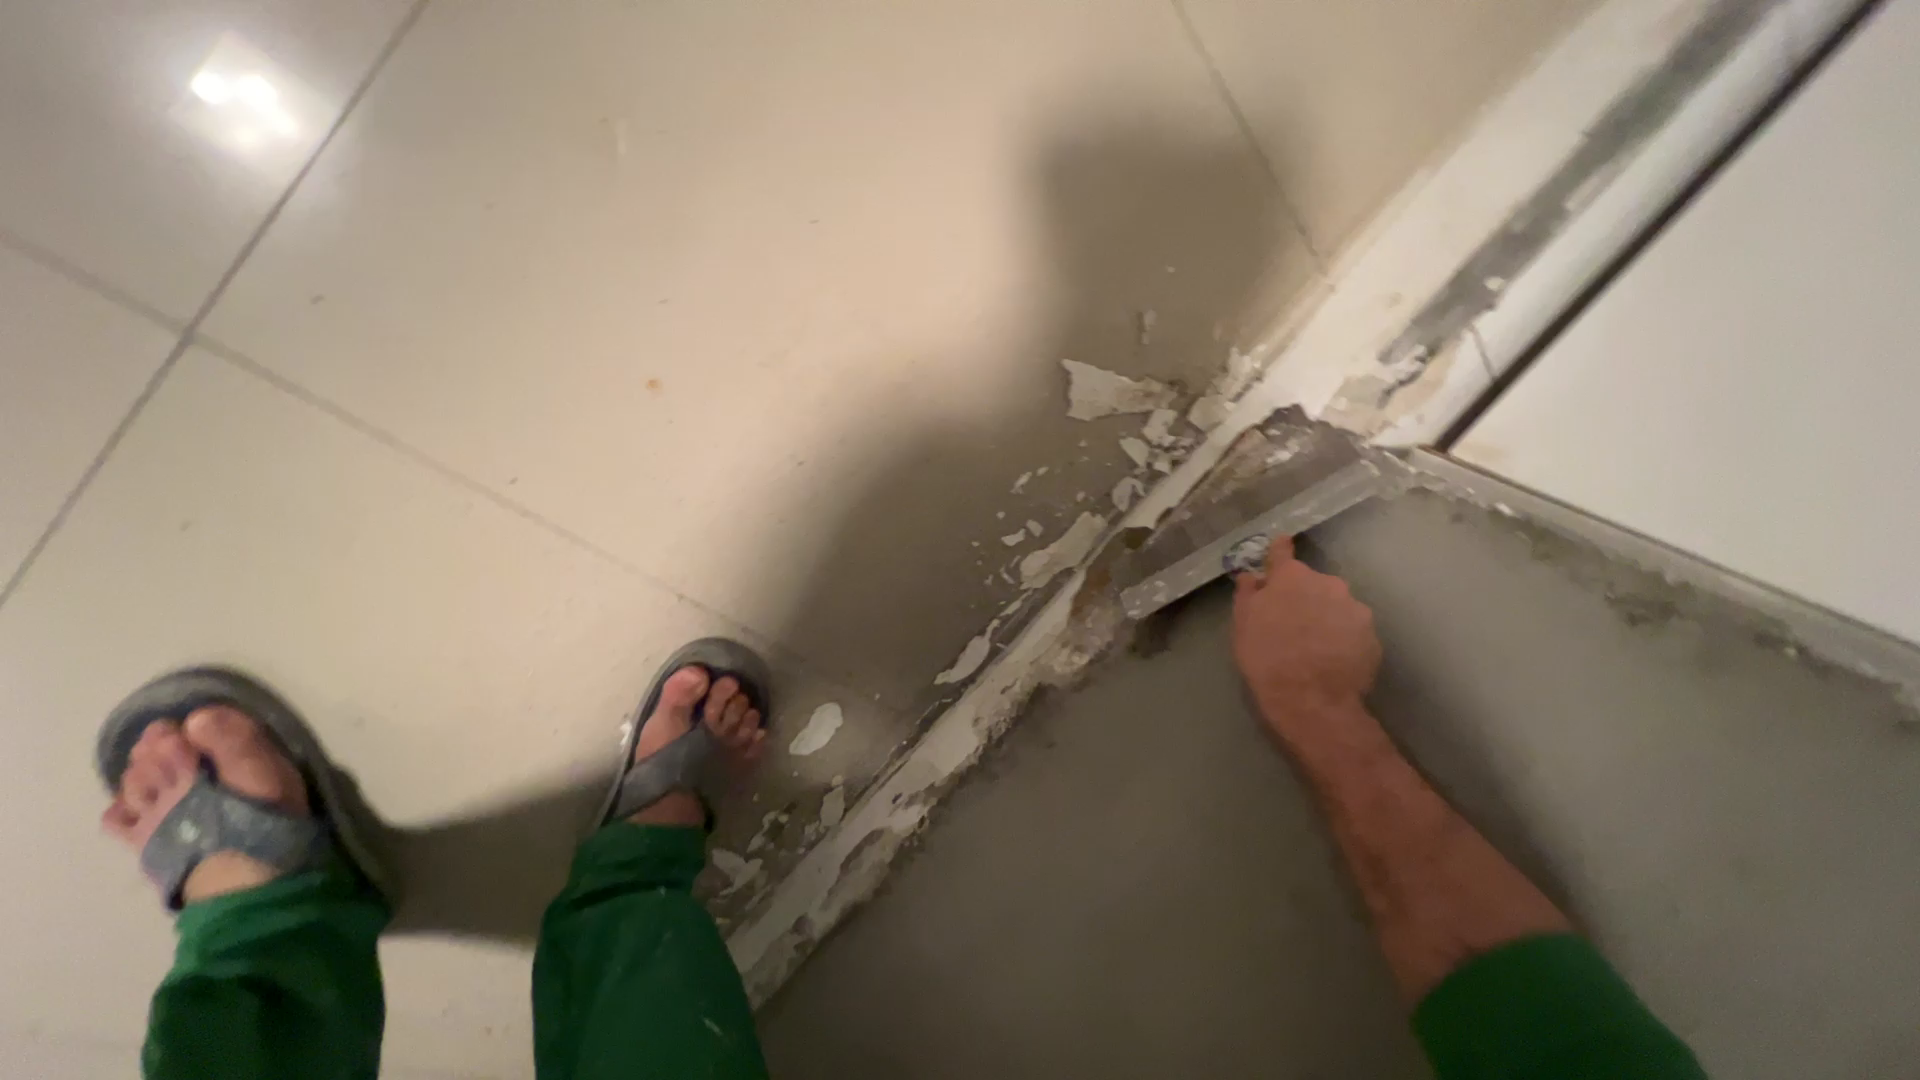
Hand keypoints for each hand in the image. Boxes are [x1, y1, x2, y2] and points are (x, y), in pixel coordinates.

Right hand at [1231, 534, 1380, 733]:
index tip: (1280, 546)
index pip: (1283, 552)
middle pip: (1313, 583)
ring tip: (1314, 646)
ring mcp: (1355, 609)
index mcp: (1292, 577)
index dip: (1279, 550)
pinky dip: (1342, 638)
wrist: (1310, 700)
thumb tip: (1252, 576)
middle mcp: (1329, 583)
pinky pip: (1352, 630)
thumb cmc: (1266, 657)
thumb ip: (1248, 594)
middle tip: (1291, 623)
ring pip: (1336, 606)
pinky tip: (1331, 659)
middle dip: (1304, 596)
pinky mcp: (1373, 635)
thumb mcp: (1243, 624)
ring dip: (1325, 617)